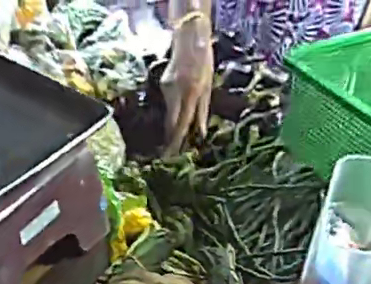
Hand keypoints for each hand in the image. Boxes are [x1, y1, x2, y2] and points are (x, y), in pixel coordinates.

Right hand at [160, 5, 211, 154]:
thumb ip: (203, 111)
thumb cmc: (204, 62)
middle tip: (169, 155)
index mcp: (190, 94)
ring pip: (169, 114)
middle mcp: (176, 93)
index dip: (177, 141)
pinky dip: (172, 110)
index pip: (182, 124)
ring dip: (172, 125)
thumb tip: (200, 134)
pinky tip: (177, 109)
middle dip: (170, 139)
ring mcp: (167, 89)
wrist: (190, 39)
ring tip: (175, 136)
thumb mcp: (207, 87)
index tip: (172, 156)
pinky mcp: (163, 85)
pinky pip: (168, 104)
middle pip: (171, 123)